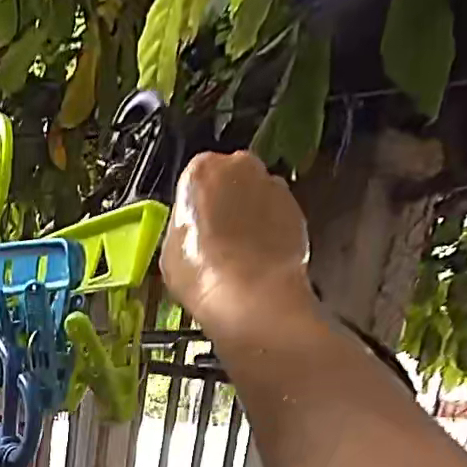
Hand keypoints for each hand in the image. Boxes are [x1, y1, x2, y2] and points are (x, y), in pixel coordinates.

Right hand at [160, 151, 321, 345]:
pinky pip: (277, 217)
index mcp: (201, 171)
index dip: (193, 208)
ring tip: (237, 258)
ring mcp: (273, 188)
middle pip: (229, 181)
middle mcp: (241, 168)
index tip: (192, 229)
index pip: (194, 181)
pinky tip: (257, 263)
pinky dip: (269, 234)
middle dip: (224, 206)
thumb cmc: (205, 276)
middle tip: (214, 243)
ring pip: (256, 198)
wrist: (252, 298)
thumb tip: (188, 231)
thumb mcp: (169, 254)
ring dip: (248, 219)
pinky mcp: (297, 211)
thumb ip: (180, 228)